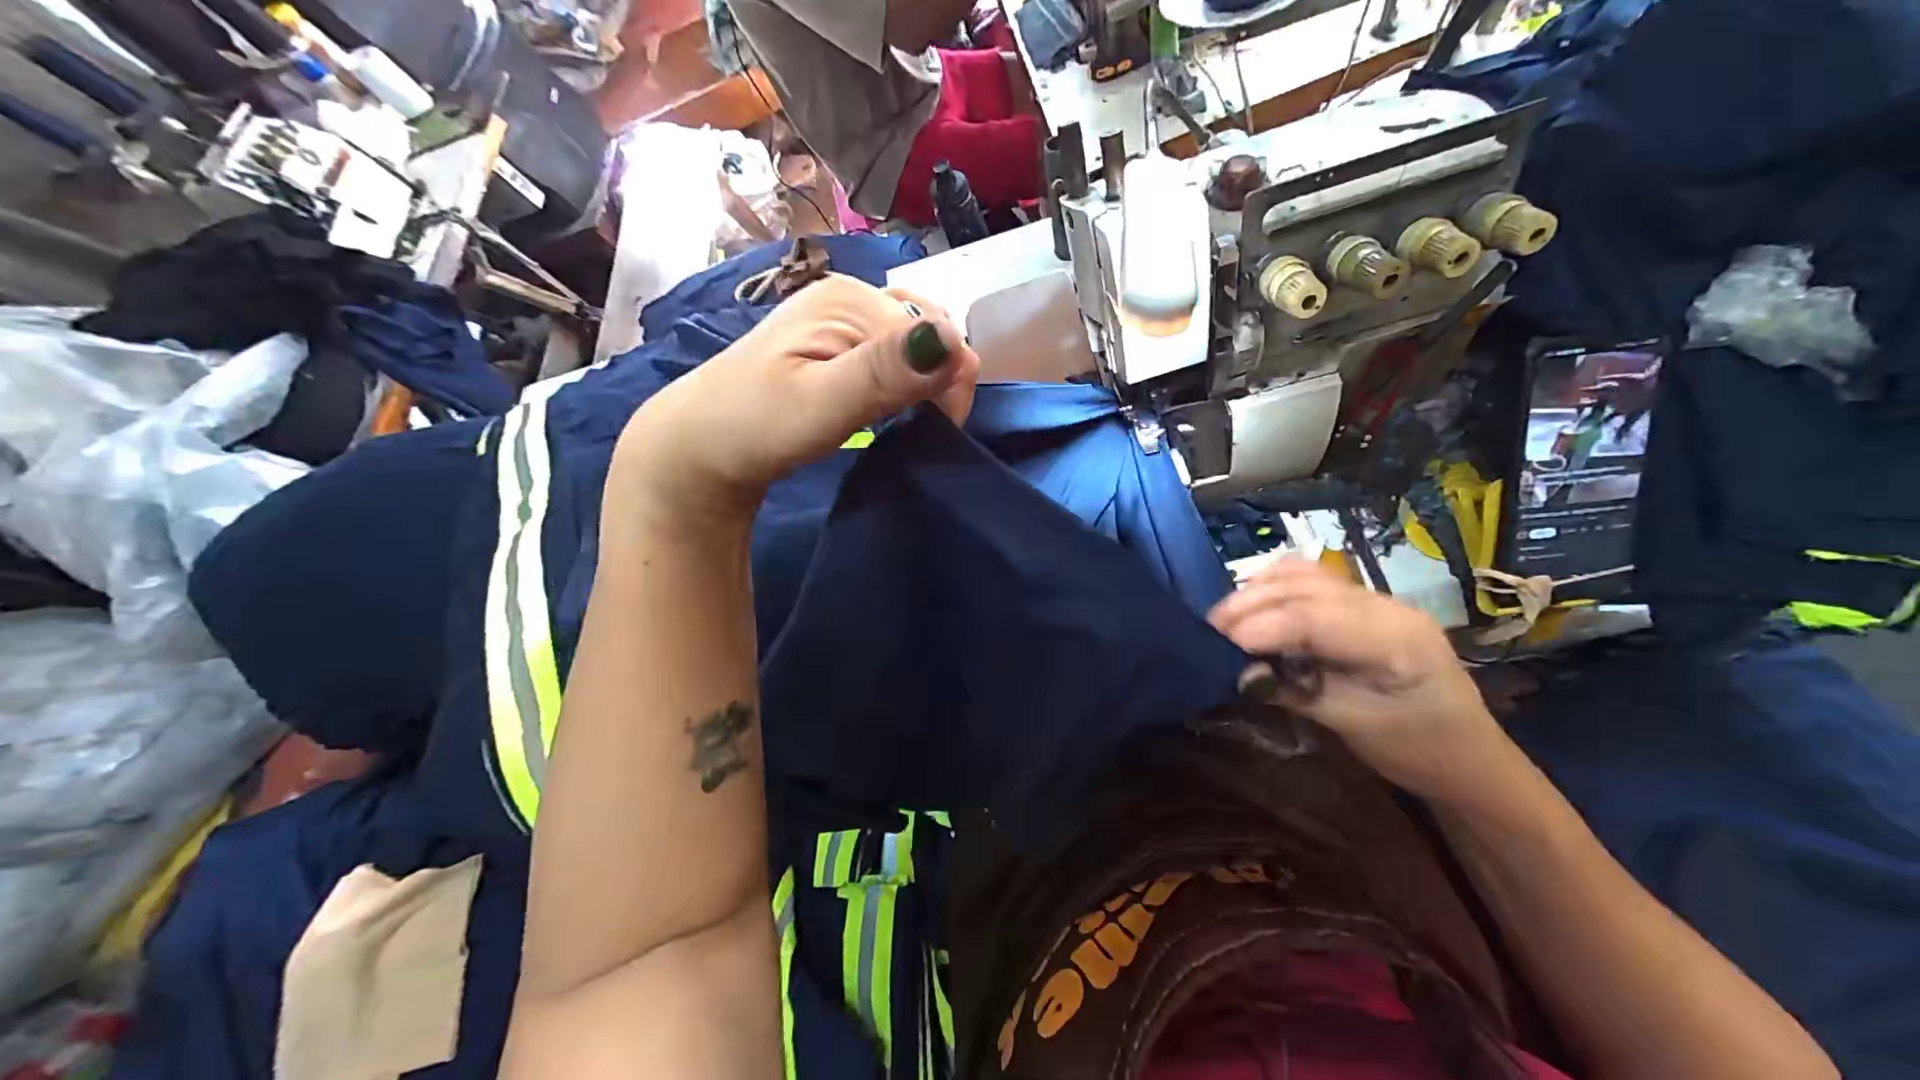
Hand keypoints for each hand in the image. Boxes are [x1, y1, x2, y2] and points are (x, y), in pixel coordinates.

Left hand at [609, 274, 979, 527]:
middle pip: (929, 332)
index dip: (948, 384)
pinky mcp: (832, 340)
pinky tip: (885, 405)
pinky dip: (902, 379)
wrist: (697, 446)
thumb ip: (884, 372)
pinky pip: (891, 353)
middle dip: (937, 380)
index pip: (937, 333)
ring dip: (922, 381)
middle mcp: (848, 294)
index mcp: (849, 299)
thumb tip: (954, 343)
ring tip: (898, 419)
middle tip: (911, 427)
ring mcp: (838, 316)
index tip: (933, 430)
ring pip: (914, 343)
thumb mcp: (821, 404)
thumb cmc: (754, 428)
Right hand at [1207, 559, 1514, 806]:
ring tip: (1225, 621)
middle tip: (1208, 632)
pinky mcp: (1363, 606)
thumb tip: (1239, 673)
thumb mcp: (1356, 727)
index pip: (1313, 617)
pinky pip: (1311, 582)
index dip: (1260, 626)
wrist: (1471, 757)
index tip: (1218, 644)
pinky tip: (1254, 609)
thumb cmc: (1420, 750)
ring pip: (1304, 575)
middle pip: (1303, 588)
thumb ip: (1297, 693)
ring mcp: (1376, 600)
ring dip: (1258, 591)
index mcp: (1396, 639)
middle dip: (1249, 604)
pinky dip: (1274, 589)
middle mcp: (1386, 606)